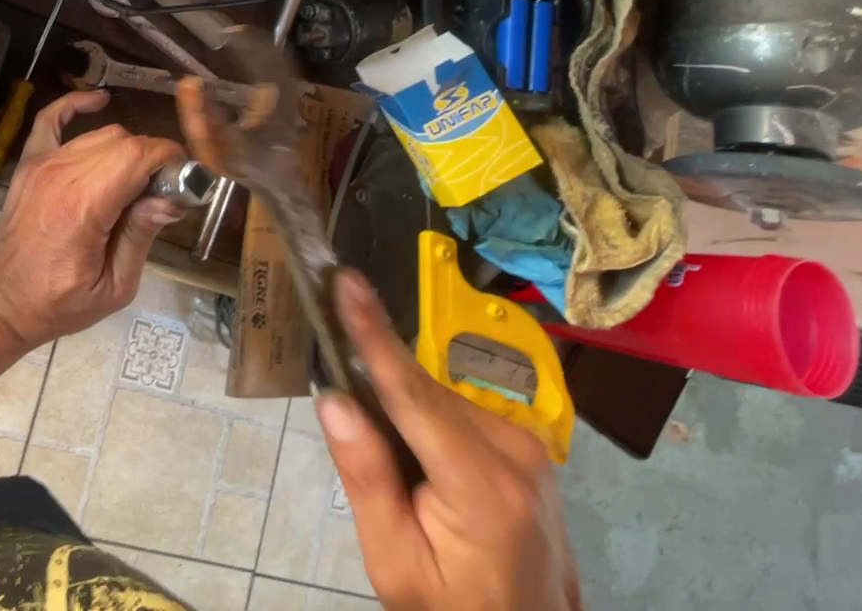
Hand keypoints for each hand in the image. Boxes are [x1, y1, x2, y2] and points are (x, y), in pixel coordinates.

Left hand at [0, 90, 186, 347]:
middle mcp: (61, 174)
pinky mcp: (29, 163)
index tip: (183, 181)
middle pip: (123, 142)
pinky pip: (51, 118)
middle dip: (152, 159)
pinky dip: (74, 105)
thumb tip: (173, 198)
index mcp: (83, 207)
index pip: (138, 156)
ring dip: (126, 148)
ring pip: (99, 134)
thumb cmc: (60, 302)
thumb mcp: (115, 286)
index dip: (168, 160)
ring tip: (136, 181)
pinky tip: (98, 101)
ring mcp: (42, 164)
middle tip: (161, 192)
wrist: (2, 301)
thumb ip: (142, 235)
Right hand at [316, 273, 580, 610]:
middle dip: (374, 387)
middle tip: (343, 417)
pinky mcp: (528, 446)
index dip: (373, 334)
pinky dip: (422, 420)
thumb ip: (366, 478)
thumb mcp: (395, 561)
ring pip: (435, 397)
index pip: (413, 393)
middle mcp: (515, 451)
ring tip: (392, 469)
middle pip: (421, 391)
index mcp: (482, 485)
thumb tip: (332, 398)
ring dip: (398, 408)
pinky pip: (455, 411)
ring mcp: (528, 445)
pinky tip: (419, 466)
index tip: (346, 282)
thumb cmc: (451, 607)